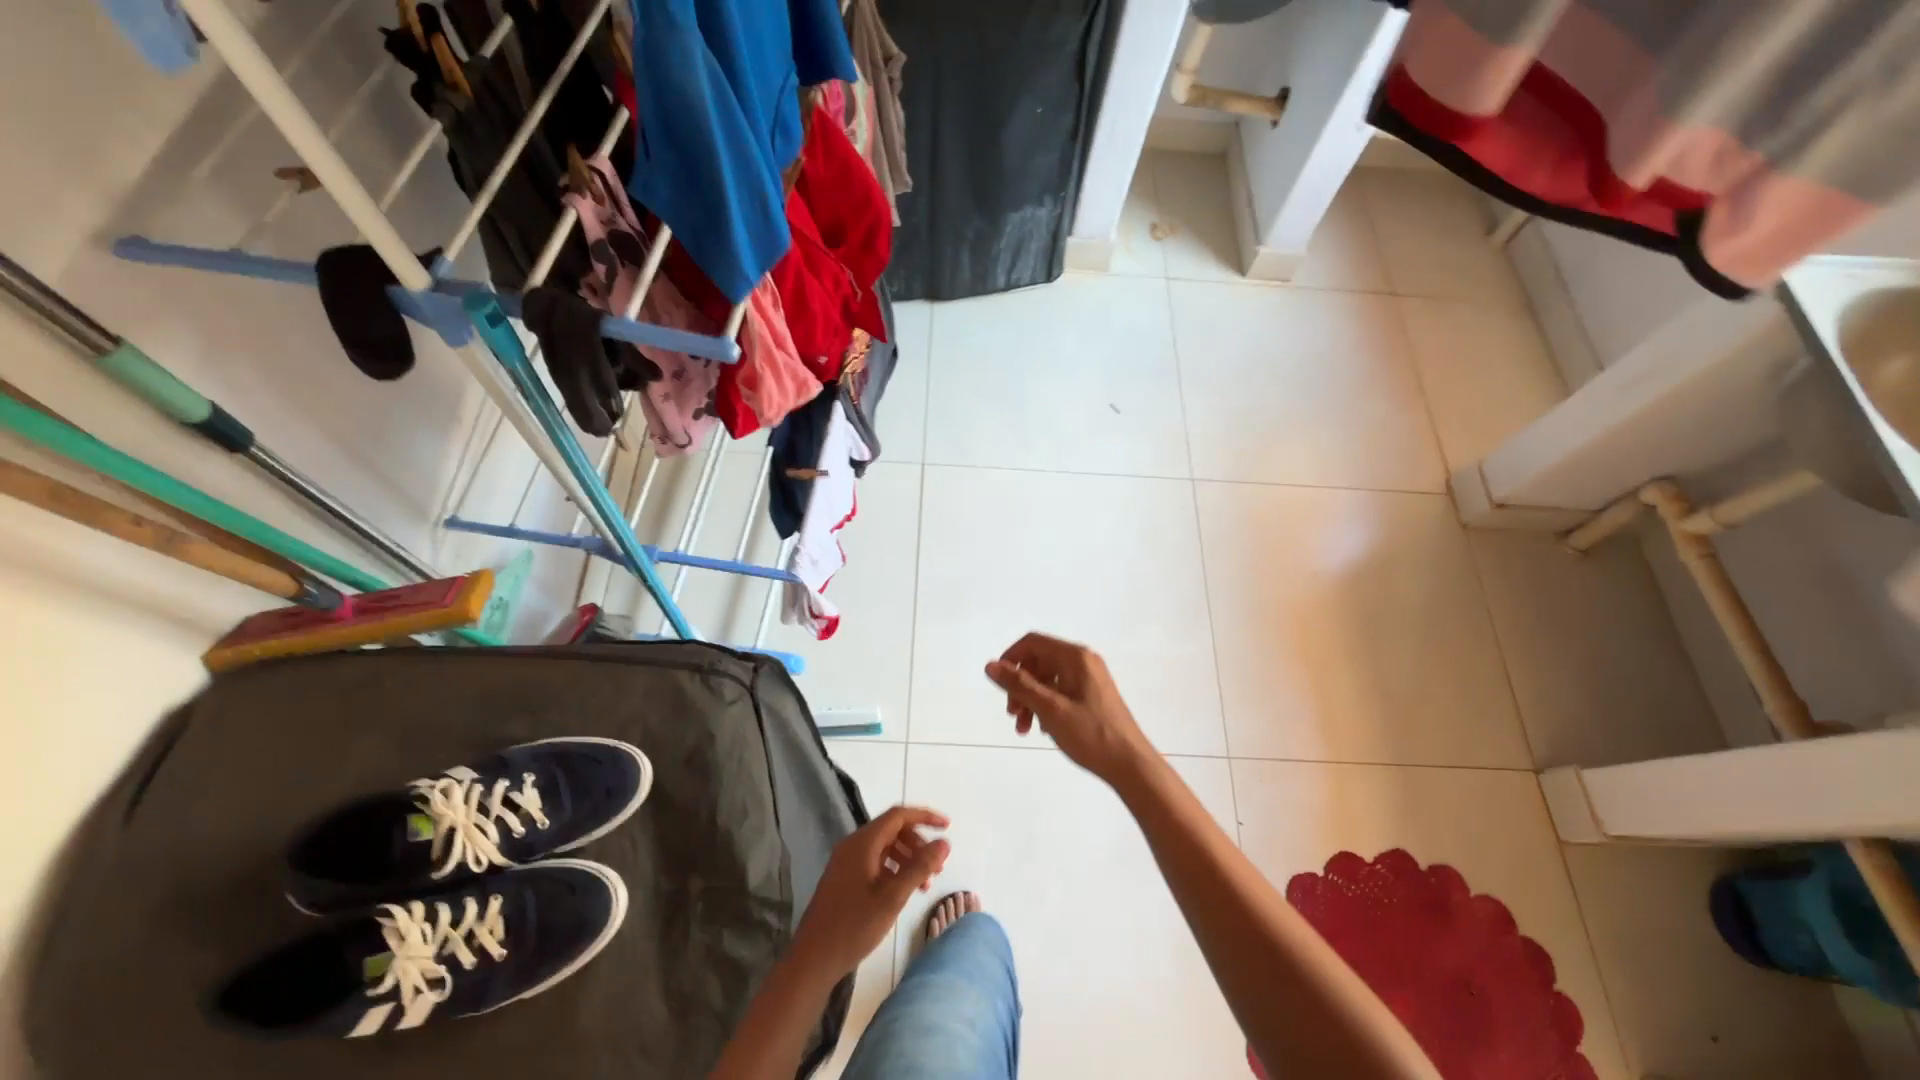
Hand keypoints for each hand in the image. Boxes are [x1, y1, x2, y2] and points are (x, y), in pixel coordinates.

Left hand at [791, 806, 951, 976]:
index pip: (898, 816)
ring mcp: (847, 862)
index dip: (924, 817)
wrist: (814, 958)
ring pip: (885, 847)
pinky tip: (905, 890)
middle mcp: (853, 846)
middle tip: (938, 866)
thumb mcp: (893, 897)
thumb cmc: (854, 926)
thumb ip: (920, 867)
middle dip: (918, 843)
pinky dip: (895, 869)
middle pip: (892, 830)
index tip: (947, 827)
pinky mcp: (845, 878)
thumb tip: (944, 843)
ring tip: (926, 883)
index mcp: (862, 844)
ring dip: (908, 858)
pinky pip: (875, 862)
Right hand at [985, 632, 1152, 783]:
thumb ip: (1019, 685)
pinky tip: (1044, 729)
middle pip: (1039, 662)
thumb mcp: (1049, 709)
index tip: (998, 684)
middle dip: (1020, 686)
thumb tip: (990, 665)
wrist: (1130, 764)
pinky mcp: (1093, 697)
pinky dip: (1046, 707)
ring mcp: (1090, 680)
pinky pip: (1060, 692)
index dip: (1011, 659)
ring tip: (1024, 729)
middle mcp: (1084, 662)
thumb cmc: (1090, 734)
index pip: (1033, 643)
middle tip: (1012, 714)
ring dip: (1030, 700)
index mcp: (1075, 657)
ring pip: (1048, 680)